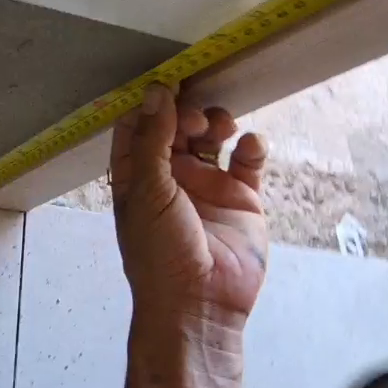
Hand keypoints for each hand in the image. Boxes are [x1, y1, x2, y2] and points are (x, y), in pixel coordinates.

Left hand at [110, 83, 269, 335]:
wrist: (199, 303)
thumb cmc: (160, 249)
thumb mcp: (147, 191)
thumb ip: (152, 139)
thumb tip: (156, 90)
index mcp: (137, 175)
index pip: (137, 127)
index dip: (149, 104)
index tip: (165, 83)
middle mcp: (170, 176)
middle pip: (176, 126)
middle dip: (185, 112)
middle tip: (194, 119)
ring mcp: (207, 186)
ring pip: (212, 137)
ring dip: (216, 122)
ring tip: (219, 128)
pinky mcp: (242, 199)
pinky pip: (247, 162)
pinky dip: (251, 147)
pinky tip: (248, 147)